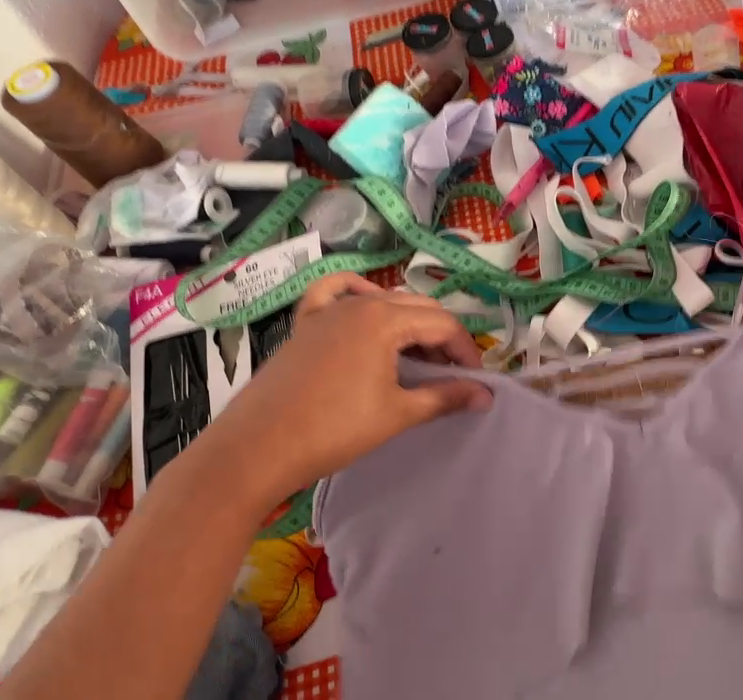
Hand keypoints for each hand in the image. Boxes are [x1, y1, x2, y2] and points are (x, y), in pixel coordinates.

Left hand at [201, 274, 491, 507]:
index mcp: (385, 319)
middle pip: (418, 308)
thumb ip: (445, 397)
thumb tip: (487, 395)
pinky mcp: (304, 324)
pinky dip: (356, 294)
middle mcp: (360, 303)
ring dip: (409, 323)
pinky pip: (335, 292)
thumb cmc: (333, 431)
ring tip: (417, 358)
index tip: (475, 381)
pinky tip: (366, 307)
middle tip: (450, 375)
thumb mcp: (398, 414)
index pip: (443, 324)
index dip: (466, 351)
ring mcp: (328, 310)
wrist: (255, 450)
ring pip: (384, 301)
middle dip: (441, 337)